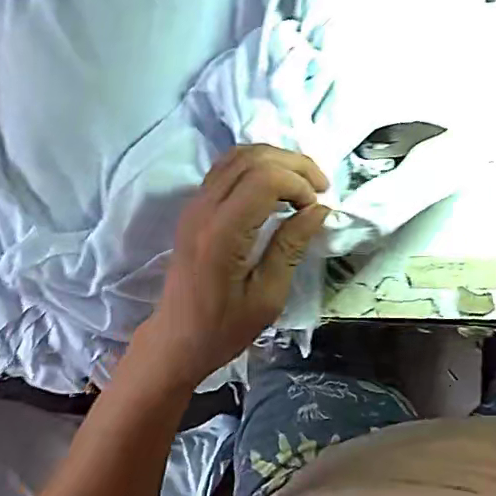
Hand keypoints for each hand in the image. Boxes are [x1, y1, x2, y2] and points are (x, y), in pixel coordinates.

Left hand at [126, 145, 329, 390]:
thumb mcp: (267, 296)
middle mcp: (203, 210)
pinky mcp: (192, 209)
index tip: (316, 208)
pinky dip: (254, 167)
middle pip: (251, 159)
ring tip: (302, 184)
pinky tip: (274, 187)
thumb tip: (318, 210)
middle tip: (320, 187)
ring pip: (236, 157)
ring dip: (274, 161)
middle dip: (293, 165)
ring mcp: (194, 206)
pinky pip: (224, 170)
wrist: (176, 339)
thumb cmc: (222, 328)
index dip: (298, 183)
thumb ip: (290, 247)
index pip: (264, 179)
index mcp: (221, 234)